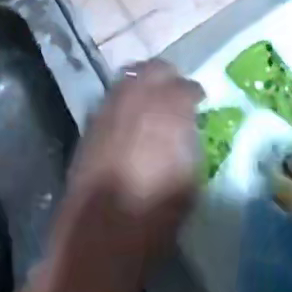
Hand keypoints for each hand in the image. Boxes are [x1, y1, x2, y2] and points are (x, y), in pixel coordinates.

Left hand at [0, 61, 202, 291]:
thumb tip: (185, 130)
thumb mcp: (190, 178)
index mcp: (169, 110)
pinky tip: (129, 117)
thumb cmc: (157, 209)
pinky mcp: (91, 118)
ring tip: (151, 101)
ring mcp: (109, 104)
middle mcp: (136, 97)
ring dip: (142, 83)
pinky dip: (124, 99)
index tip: (200, 102)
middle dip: (168, 76)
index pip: (185, 86)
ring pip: (128, 77)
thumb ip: (188, 142)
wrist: (103, 223)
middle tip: (176, 92)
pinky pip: (111, 96)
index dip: (194, 93)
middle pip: (153, 68)